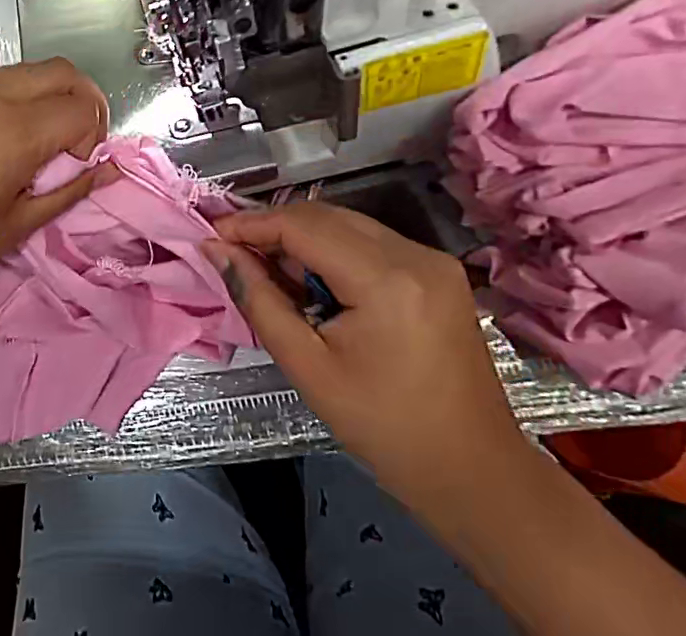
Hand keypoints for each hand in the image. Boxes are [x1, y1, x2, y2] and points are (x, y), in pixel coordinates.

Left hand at [0, 58, 117, 357]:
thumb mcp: (16, 226)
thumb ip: (69, 189)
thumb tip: (108, 167)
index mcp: (14, 132)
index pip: (81, 109)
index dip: (95, 136)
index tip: (81, 168)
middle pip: (63, 72)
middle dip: (85, 101)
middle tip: (80, 145)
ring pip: (31, 69)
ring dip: (55, 94)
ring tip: (49, 141)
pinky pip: (2, 80)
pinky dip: (25, 95)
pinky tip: (15, 137)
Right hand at [202, 203, 525, 503]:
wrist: (473, 470)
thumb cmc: (383, 427)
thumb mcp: (307, 367)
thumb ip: (258, 299)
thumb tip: (217, 251)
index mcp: (387, 281)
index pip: (303, 226)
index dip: (252, 224)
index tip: (212, 234)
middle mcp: (416, 255)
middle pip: (326, 216)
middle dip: (273, 227)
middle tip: (232, 250)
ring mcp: (433, 260)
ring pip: (348, 224)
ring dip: (302, 237)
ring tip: (266, 266)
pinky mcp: (439, 271)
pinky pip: (371, 241)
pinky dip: (333, 249)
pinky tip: (312, 278)